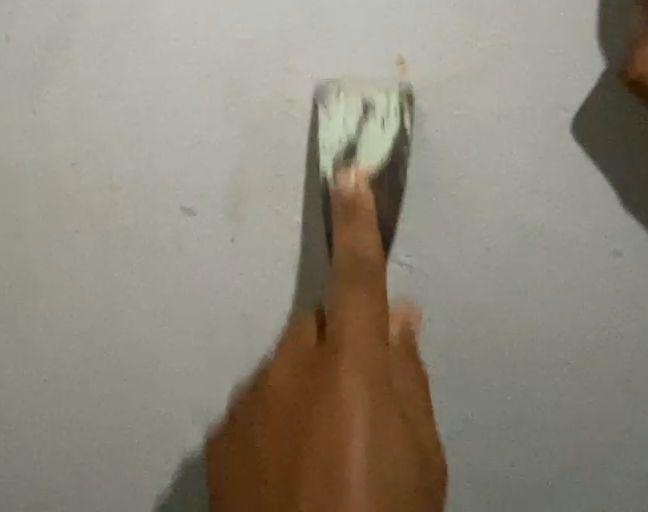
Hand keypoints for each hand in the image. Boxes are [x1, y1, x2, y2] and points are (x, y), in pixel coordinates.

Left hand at [205, 168, 446, 511]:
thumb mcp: (424, 459)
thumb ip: (408, 378)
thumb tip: (400, 317)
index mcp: (355, 364)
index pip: (358, 275)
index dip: (357, 220)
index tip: (347, 171)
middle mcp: (295, 364)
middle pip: (320, 331)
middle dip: (340, 353)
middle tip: (360, 414)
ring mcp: (252, 397)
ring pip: (288, 371)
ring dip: (307, 395)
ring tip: (326, 461)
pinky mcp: (223, 432)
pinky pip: (259, 406)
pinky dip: (277, 425)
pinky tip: (291, 476)